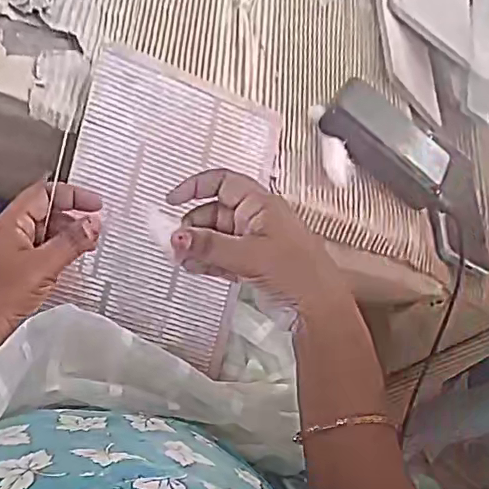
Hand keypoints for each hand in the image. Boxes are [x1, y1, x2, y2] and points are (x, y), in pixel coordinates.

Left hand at [0, 181, 102, 347]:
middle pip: (45, 213)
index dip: (72, 195)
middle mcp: (8, 233)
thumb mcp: (42, 266)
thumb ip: (70, 243)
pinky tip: (65, 266)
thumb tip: (92, 224)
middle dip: (71, 220)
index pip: (44, 194)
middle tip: (92, 232)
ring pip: (43, 235)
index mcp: (10, 223)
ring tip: (84, 249)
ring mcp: (9, 251)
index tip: (94, 206)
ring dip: (65, 239)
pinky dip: (55, 255)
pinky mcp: (12, 269)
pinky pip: (38, 254)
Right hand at [165, 169, 352, 317]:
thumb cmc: (299, 272)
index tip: (172, 200)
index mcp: (260, 205)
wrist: (316, 306)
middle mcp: (255, 220)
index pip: (222, 183)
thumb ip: (210, 246)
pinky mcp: (249, 265)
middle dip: (191, 227)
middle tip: (175, 243)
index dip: (195, 187)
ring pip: (214, 238)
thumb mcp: (249, 255)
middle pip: (212, 214)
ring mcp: (251, 243)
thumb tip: (179, 236)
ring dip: (196, 247)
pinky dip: (205, 262)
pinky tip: (193, 268)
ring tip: (181, 258)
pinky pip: (219, 258)